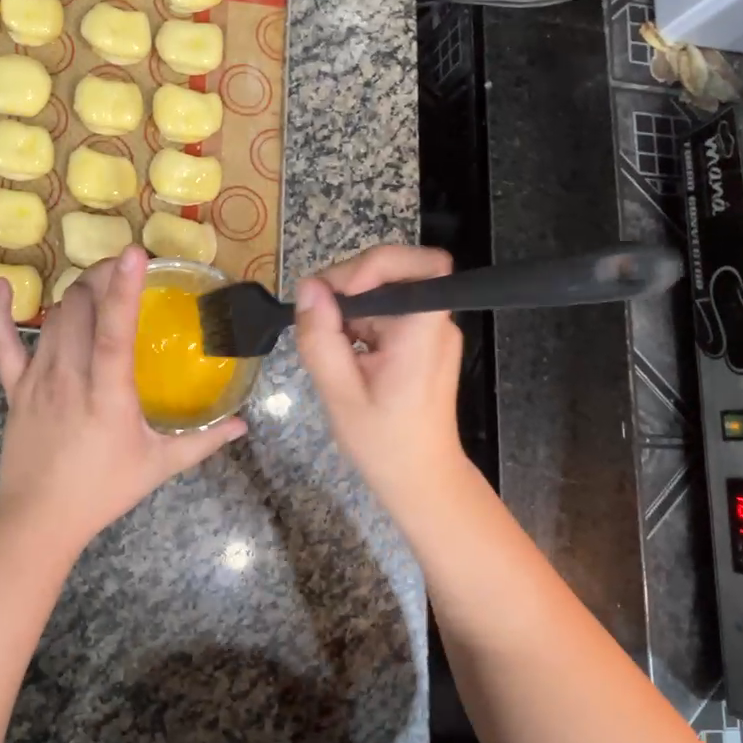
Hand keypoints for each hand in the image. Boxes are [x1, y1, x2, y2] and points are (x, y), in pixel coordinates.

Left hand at [0, 246, 246, 551]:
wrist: (38, 519)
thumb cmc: (102, 491)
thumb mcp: (159, 467)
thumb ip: (203, 442)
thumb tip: (243, 425)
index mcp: (107, 395)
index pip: (114, 333)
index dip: (123, 290)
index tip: (134, 254)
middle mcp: (68, 378)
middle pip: (78, 309)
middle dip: (101, 279)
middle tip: (124, 272)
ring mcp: (36, 379)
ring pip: (53, 318)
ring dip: (75, 294)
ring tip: (97, 285)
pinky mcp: (14, 387)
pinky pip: (1, 342)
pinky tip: (2, 285)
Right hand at [294, 244, 466, 495]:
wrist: (420, 479)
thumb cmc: (384, 443)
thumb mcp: (339, 394)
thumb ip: (321, 338)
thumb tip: (307, 288)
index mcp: (423, 331)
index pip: (424, 264)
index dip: (378, 264)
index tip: (340, 294)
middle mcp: (435, 322)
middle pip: (394, 272)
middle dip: (349, 286)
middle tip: (317, 320)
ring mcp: (429, 330)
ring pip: (384, 290)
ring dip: (350, 307)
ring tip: (330, 344)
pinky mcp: (420, 341)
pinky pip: (386, 312)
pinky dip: (359, 323)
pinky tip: (344, 353)